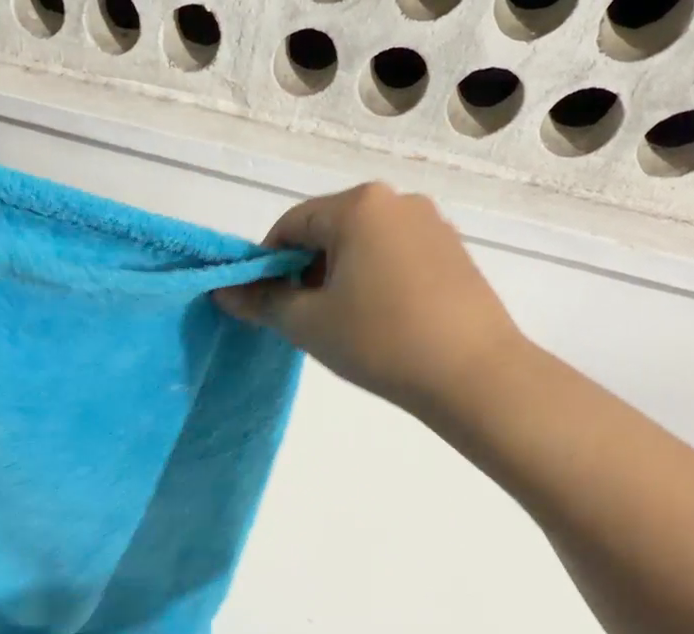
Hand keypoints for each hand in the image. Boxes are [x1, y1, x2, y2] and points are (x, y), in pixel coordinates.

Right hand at [216, 183, 528, 409]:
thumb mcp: (307, 324)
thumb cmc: (379, 341)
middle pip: (326, 230)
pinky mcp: (451, 249)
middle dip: (303, 271)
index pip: (289, 226)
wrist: (471, 373)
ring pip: (360, 244)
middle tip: (299, 320)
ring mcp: (430, 223)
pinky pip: (392, 255)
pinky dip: (370, 280)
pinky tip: (375, 321)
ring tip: (339, 325)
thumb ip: (261, 301)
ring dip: (336, 277)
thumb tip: (223, 291)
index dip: (265, 265)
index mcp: (358, 205)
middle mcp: (396, 200)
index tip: (263, 305)